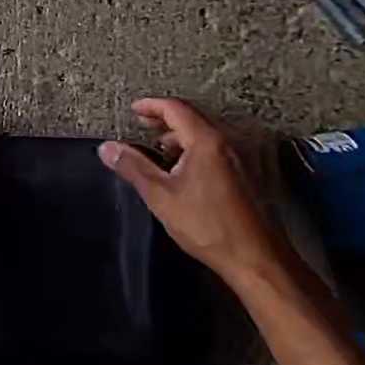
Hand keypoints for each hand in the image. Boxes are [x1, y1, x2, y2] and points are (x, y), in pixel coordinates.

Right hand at [99, 98, 287, 285]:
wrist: (256, 258)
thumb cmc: (210, 229)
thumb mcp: (162, 197)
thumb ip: (133, 167)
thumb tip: (108, 148)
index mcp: (208, 140)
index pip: (176, 108)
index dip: (152, 106)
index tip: (136, 109)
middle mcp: (231, 139)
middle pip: (194, 116)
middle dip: (166, 120)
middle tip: (145, 126)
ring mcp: (246, 154)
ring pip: (209, 132)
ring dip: (184, 135)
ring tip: (164, 151)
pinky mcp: (253, 170)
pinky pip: (222, 146)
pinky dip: (201, 147)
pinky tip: (190, 169)